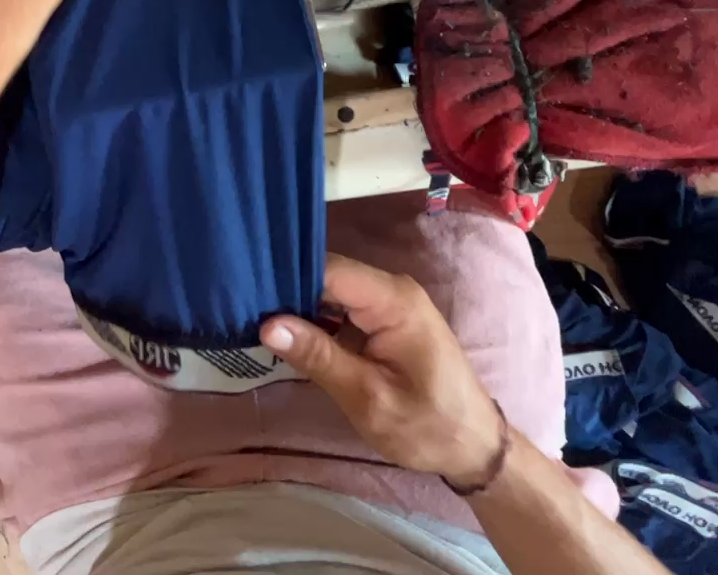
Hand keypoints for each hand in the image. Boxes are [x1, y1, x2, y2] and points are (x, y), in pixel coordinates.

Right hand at [262, 254, 506, 486]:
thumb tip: (266, 324)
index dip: (286, 278)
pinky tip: (282, 329)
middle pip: (325, 273)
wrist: (476, 449)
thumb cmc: (428, 426)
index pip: (327, 269)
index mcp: (393, 300)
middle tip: (242, 308)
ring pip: (327, 287)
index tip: (246, 293)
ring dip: (295, 304)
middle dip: (285, 290)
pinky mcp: (381, 316)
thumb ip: (318, 357)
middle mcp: (390, 288)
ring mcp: (386, 300)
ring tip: (252, 315)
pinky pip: (337, 303)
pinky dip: (311, 315)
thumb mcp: (368, 398)